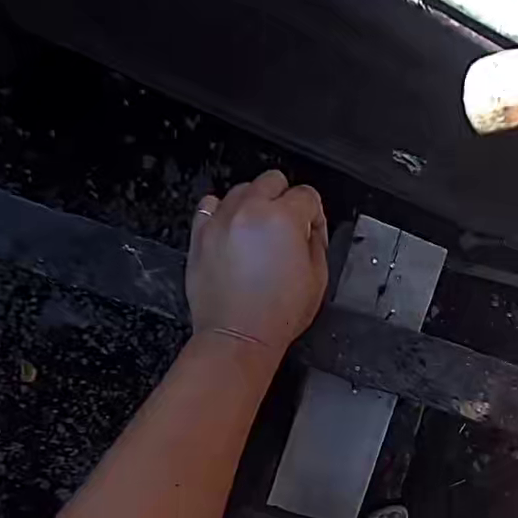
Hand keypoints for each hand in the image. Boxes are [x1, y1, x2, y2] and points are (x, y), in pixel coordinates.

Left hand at [187, 170, 328, 357]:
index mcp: (284, 218)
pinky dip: (222, 212)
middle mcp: (250, 210)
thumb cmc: (277, 315)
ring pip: (242, 189)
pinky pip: (209, 205)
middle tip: (286, 228)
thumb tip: (310, 229)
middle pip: (273, 180)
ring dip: (254, 204)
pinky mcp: (200, 234)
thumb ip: (316, 243)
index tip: (312, 233)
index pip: (307, 195)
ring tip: (258, 233)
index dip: (315, 216)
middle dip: (284, 200)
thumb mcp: (318, 279)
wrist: (239, 336)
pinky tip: (232, 230)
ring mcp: (221, 220)